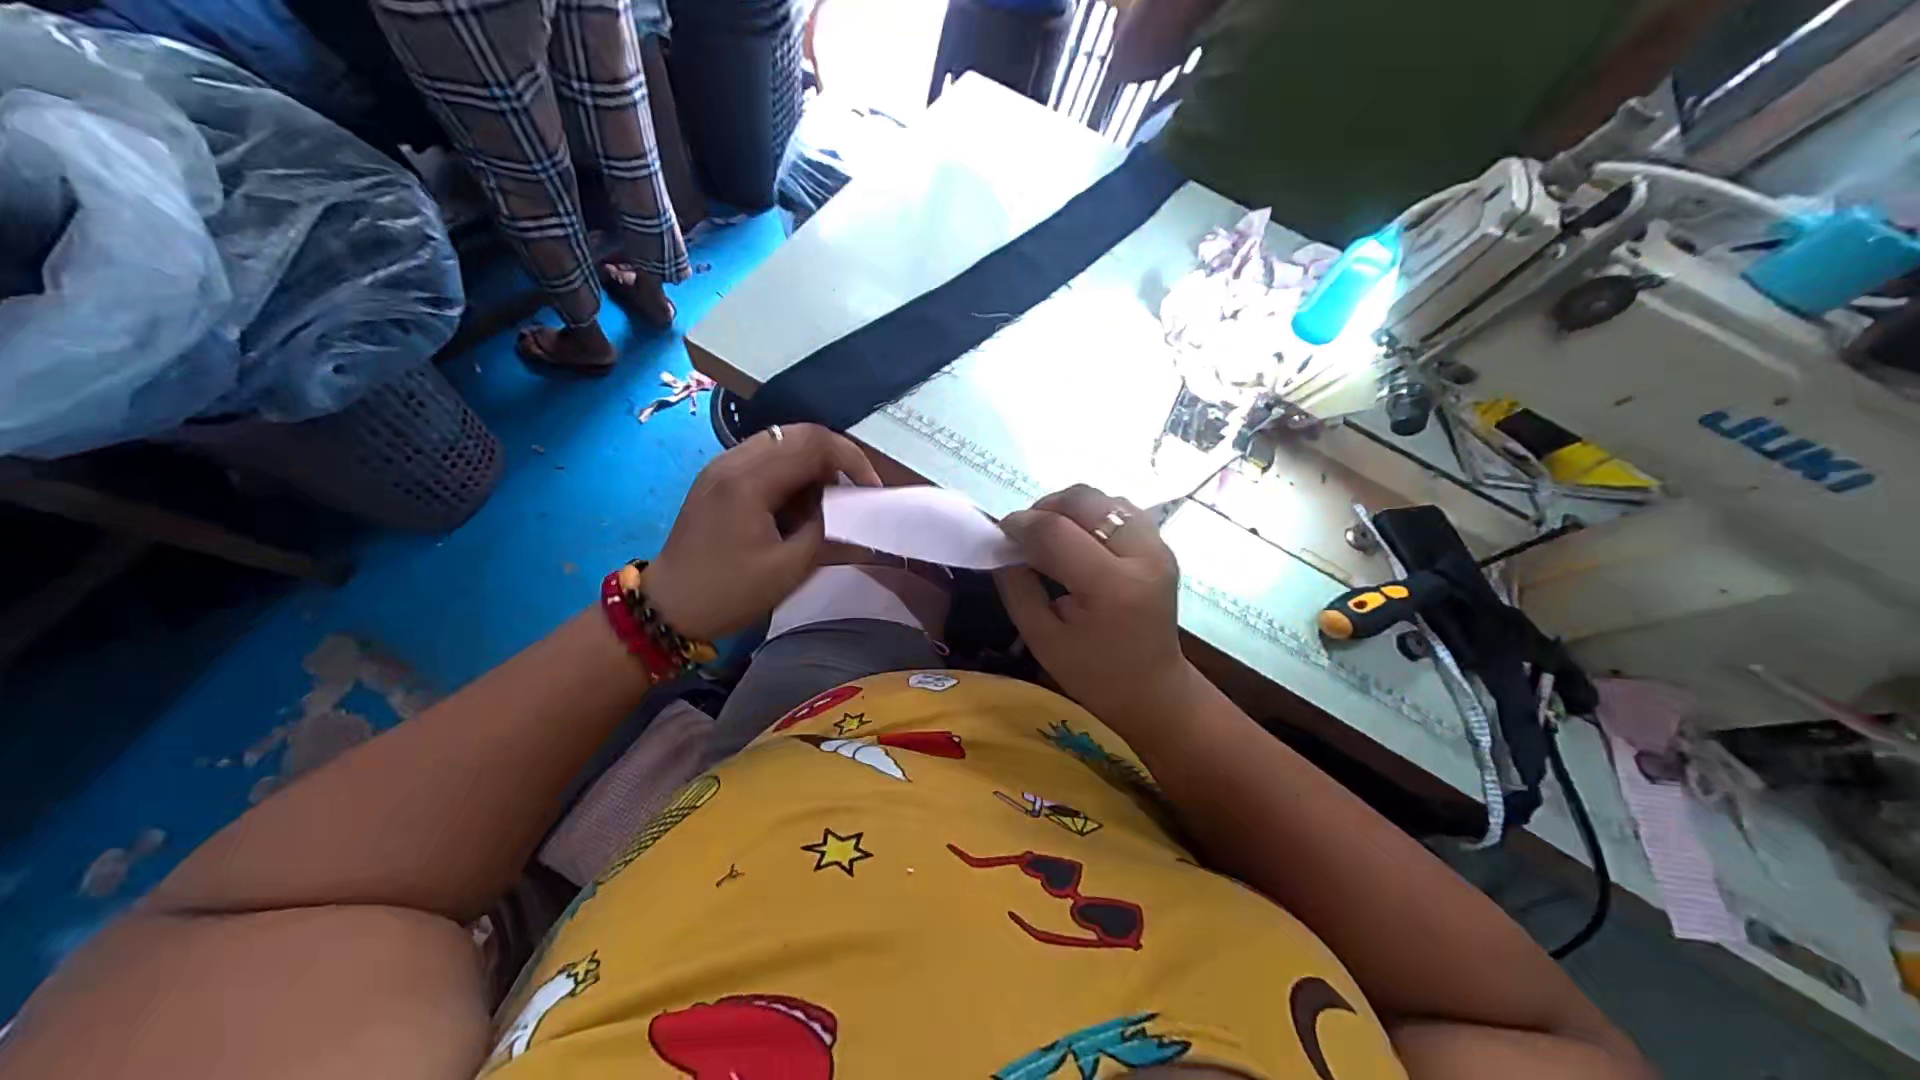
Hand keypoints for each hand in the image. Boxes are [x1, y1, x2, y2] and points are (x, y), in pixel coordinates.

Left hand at [645, 424, 880, 639]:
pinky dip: (791, 472)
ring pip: (782, 442)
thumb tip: (849, 505)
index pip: (813, 443)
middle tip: (853, 493)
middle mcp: (732, 461)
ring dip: (812, 464)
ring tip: (826, 502)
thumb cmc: (729, 593)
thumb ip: (825, 528)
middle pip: (798, 433)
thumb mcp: (788, 568)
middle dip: (835, 458)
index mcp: (748, 481)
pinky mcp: (717, 478)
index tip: (871, 489)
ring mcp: (721, 466)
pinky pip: (765, 457)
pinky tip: (797, 504)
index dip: (851, 459)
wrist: (668, 608)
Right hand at [994, 485, 1198, 729]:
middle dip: (1046, 507)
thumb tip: (1004, 545)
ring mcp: (1158, 548)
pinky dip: (1093, 514)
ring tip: (1051, 533)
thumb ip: (1018, 586)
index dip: (1022, 524)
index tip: (1001, 531)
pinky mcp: (1162, 547)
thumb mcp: (1041, 637)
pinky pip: (1121, 510)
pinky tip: (1078, 538)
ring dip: (1070, 507)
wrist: (1152, 690)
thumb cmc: (1093, 674)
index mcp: (1112, 587)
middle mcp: (1142, 556)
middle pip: (1085, 500)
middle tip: (1025, 531)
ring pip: (1105, 499)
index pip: (1056, 531)